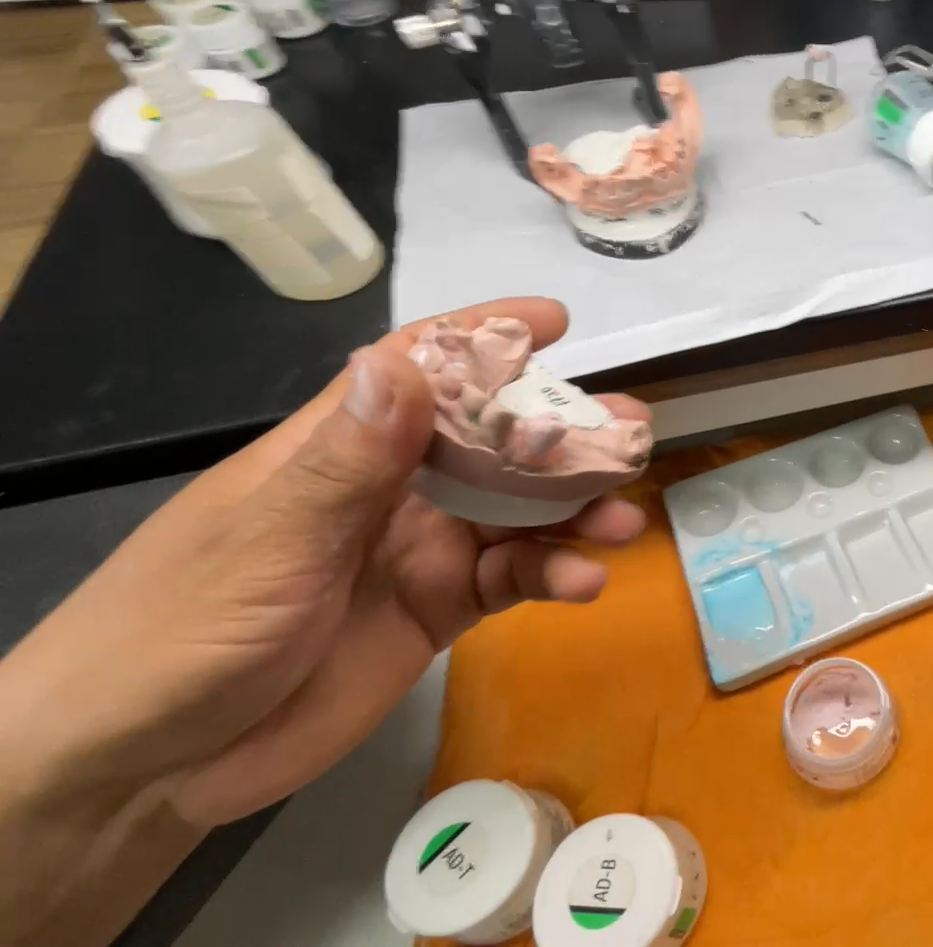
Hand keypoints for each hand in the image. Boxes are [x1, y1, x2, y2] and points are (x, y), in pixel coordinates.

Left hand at [0, 297, 646, 829]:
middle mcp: (397, 489)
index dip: (486, 338)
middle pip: (497, 442)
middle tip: (631, 433)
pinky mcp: (446, 607)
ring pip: (524, 511)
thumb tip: (405, 363)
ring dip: (577, 510)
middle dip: (565, 435)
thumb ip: (347, 463)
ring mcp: (426, 548)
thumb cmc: (177, 635)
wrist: (146, 768)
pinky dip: (556, 575)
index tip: (555, 320)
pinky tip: (583, 582)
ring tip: (621, 520)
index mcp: (344, 451)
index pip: (421, 370)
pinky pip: (517, 578)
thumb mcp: (264, 545)